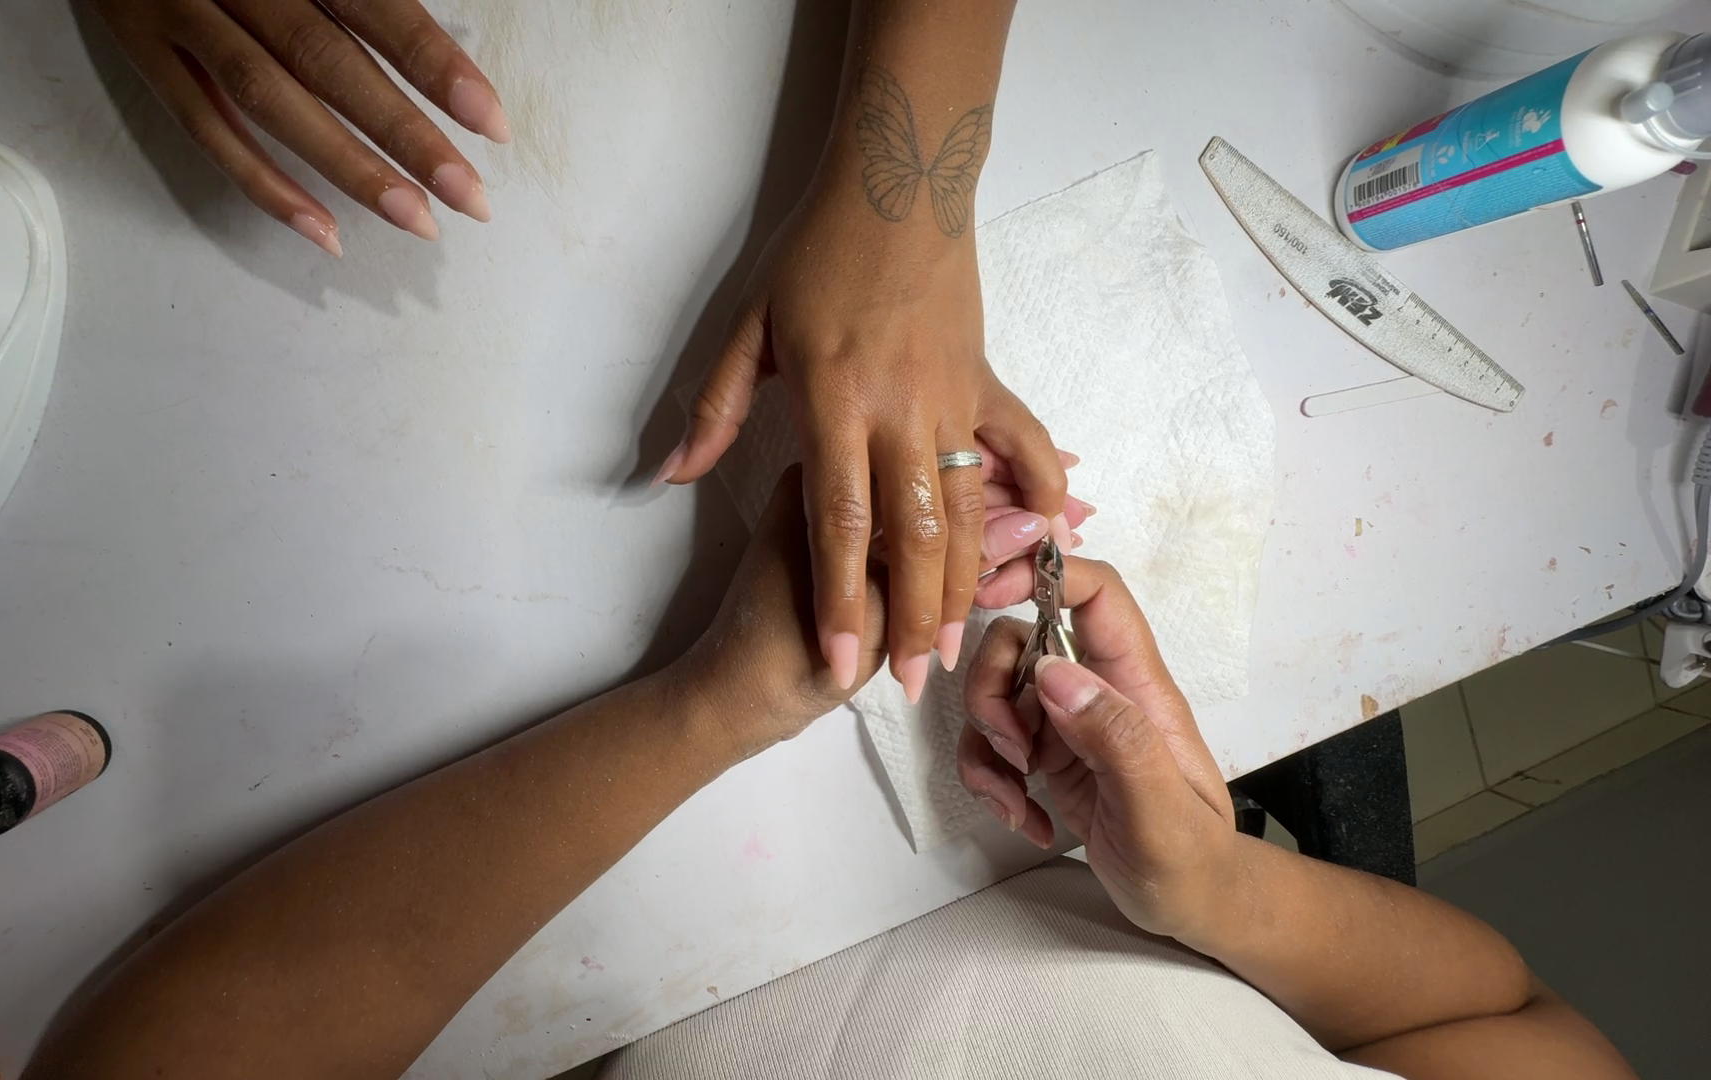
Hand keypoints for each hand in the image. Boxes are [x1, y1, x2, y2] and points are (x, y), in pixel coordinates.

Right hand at [88, 0, 507, 254]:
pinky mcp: (138, 47)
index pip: (374, 3)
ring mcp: (174, 7)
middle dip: (408, 136)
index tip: (494, 125)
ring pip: (270, 98)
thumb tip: (435, 53)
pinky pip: (204, 127)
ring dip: (350, 169)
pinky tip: (327, 234)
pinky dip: (265, 185)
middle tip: (472, 198)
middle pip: (327, 61)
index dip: (435, 64)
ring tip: (420, 222)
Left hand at [658, 171, 1070, 704]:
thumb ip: (713, 410)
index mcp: (835, 403)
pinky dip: (1038, 484)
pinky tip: (1052, 529)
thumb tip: (668, 474)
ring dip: (968, 576)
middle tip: (915, 681)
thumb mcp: (748, 329)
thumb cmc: (816, 256)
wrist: (898, 182)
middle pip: (913, 533)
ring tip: (964, 637)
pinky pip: (1020, 439)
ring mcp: (952, 397)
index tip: (841, 665)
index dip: (841, 602)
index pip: (840, 524)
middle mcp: (899, 411)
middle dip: (914, 615)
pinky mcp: (985, 378)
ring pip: (970, 504)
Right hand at [956, 559, 1237, 941]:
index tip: (987, 593)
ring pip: (990, 691)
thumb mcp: (1161, 811)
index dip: (1043, 574)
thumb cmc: (1192, 861)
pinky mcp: (1037, 751)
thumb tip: (1052, 672)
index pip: (1095, 594)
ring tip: (1018, 801)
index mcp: (1134, 682)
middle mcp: (1093, 687)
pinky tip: (1024, 817)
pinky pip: (986, 741)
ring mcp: (1061, 719)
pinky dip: (988, 778)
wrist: (1190, 906)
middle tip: (1015, 752)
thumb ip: (1117, 738)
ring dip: (986, 745)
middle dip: (990, 693)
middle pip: (1016, 642)